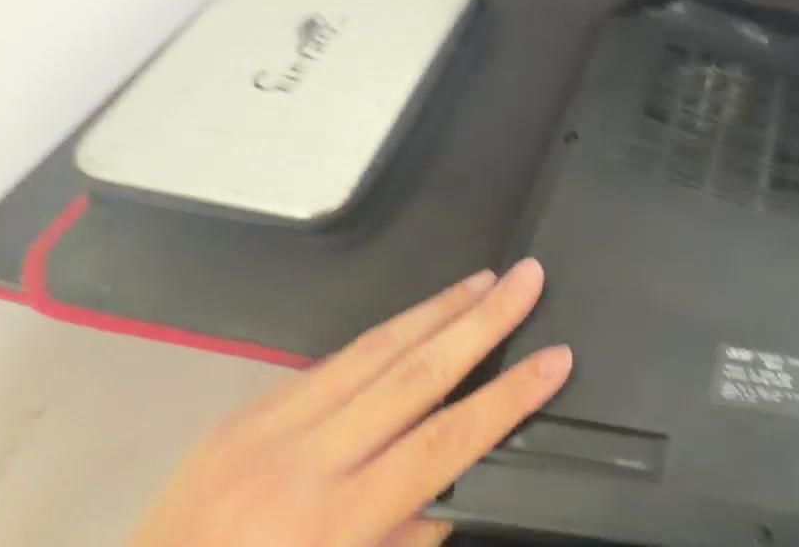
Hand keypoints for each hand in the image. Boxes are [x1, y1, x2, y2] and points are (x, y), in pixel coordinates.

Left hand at [127, 259, 569, 546]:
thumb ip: (408, 532)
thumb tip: (462, 472)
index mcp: (332, 524)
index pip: (445, 442)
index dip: (509, 396)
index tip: (557, 358)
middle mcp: (300, 466)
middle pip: (414, 374)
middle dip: (482, 321)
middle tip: (530, 277)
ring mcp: (264, 430)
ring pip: (372, 350)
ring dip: (438, 309)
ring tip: (486, 279)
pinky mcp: (242, 414)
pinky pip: (329, 363)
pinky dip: (386, 334)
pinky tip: (420, 316)